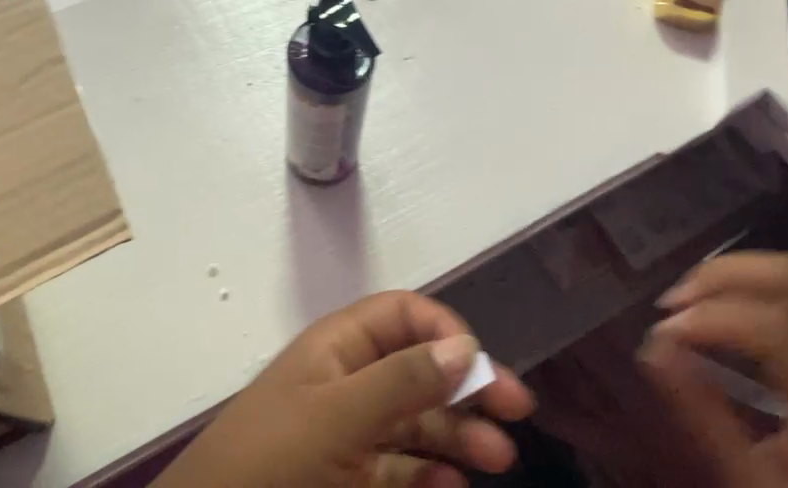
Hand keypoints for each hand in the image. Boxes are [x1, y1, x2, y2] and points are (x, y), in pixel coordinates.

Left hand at [153, 291, 535, 487]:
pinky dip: (429, 473)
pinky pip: (399, 466)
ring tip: (499, 459)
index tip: (481, 364)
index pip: (401, 316)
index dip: (443, 330)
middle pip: (418, 369)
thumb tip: (463, 344)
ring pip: (415, 421)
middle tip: (517, 413)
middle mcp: (347, 382)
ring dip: (458, 434)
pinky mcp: (347, 478)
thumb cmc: (271, 461)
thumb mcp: (335, 418)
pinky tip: (453, 485)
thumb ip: (399, 382)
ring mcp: (347, 433)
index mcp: (337, 348)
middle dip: (465, 386)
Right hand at [642, 254, 787, 487]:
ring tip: (691, 299)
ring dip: (737, 274)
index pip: (777, 328)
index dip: (712, 317)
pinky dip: (753, 284)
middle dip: (722, 277)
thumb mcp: (752, 481)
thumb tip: (652, 350)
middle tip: (673, 303)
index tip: (664, 333)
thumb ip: (705, 417)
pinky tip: (720, 307)